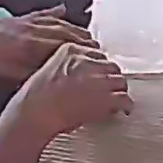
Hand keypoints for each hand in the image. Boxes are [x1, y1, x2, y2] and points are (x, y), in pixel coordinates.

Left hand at [0, 7, 98, 80]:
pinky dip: (54, 11)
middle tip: (100, 50)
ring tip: (88, 35)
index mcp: (38, 46)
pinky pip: (42, 13)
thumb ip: (39, 72)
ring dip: (75, 28)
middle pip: (69, 34)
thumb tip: (60, 76)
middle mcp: (37, 30)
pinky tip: (63, 9)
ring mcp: (29, 22)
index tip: (99, 59)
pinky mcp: (20, 18)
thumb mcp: (16, 74)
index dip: (85, 54)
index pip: (69, 48)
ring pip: (59, 23)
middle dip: (86, 42)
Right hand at [6, 43, 132, 139]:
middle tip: (111, 90)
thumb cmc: (37, 98)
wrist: (36, 112)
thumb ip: (67, 67)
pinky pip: (124, 99)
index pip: (97, 54)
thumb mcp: (49, 70)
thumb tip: (83, 77)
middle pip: (111, 66)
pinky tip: (124, 110)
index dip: (100, 69)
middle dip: (112, 79)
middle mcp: (87, 61)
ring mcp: (98, 79)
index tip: (101, 77)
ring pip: (120, 81)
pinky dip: (126, 105)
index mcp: (71, 50)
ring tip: (118, 100)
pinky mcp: (105, 98)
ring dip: (120, 91)